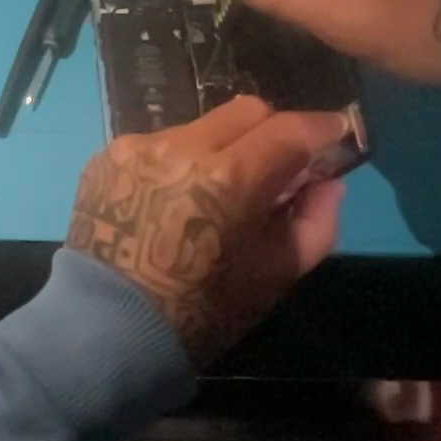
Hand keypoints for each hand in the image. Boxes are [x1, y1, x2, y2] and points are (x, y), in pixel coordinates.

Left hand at [66, 97, 347, 366]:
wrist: (109, 328)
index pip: (290, 129)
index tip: (334, 136)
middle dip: (271, 133)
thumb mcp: (275, 274)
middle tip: (275, 170)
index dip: (321, 129)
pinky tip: (169, 202)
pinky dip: (177, 164)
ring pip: (201, 126)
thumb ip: (316, 221)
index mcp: (228, 178)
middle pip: (247, 112)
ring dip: (220, 150)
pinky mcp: (107, 157)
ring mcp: (138, 148)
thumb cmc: (201, 312)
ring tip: (212, 196)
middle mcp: (180, 147)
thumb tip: (328, 182)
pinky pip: (159, 144)